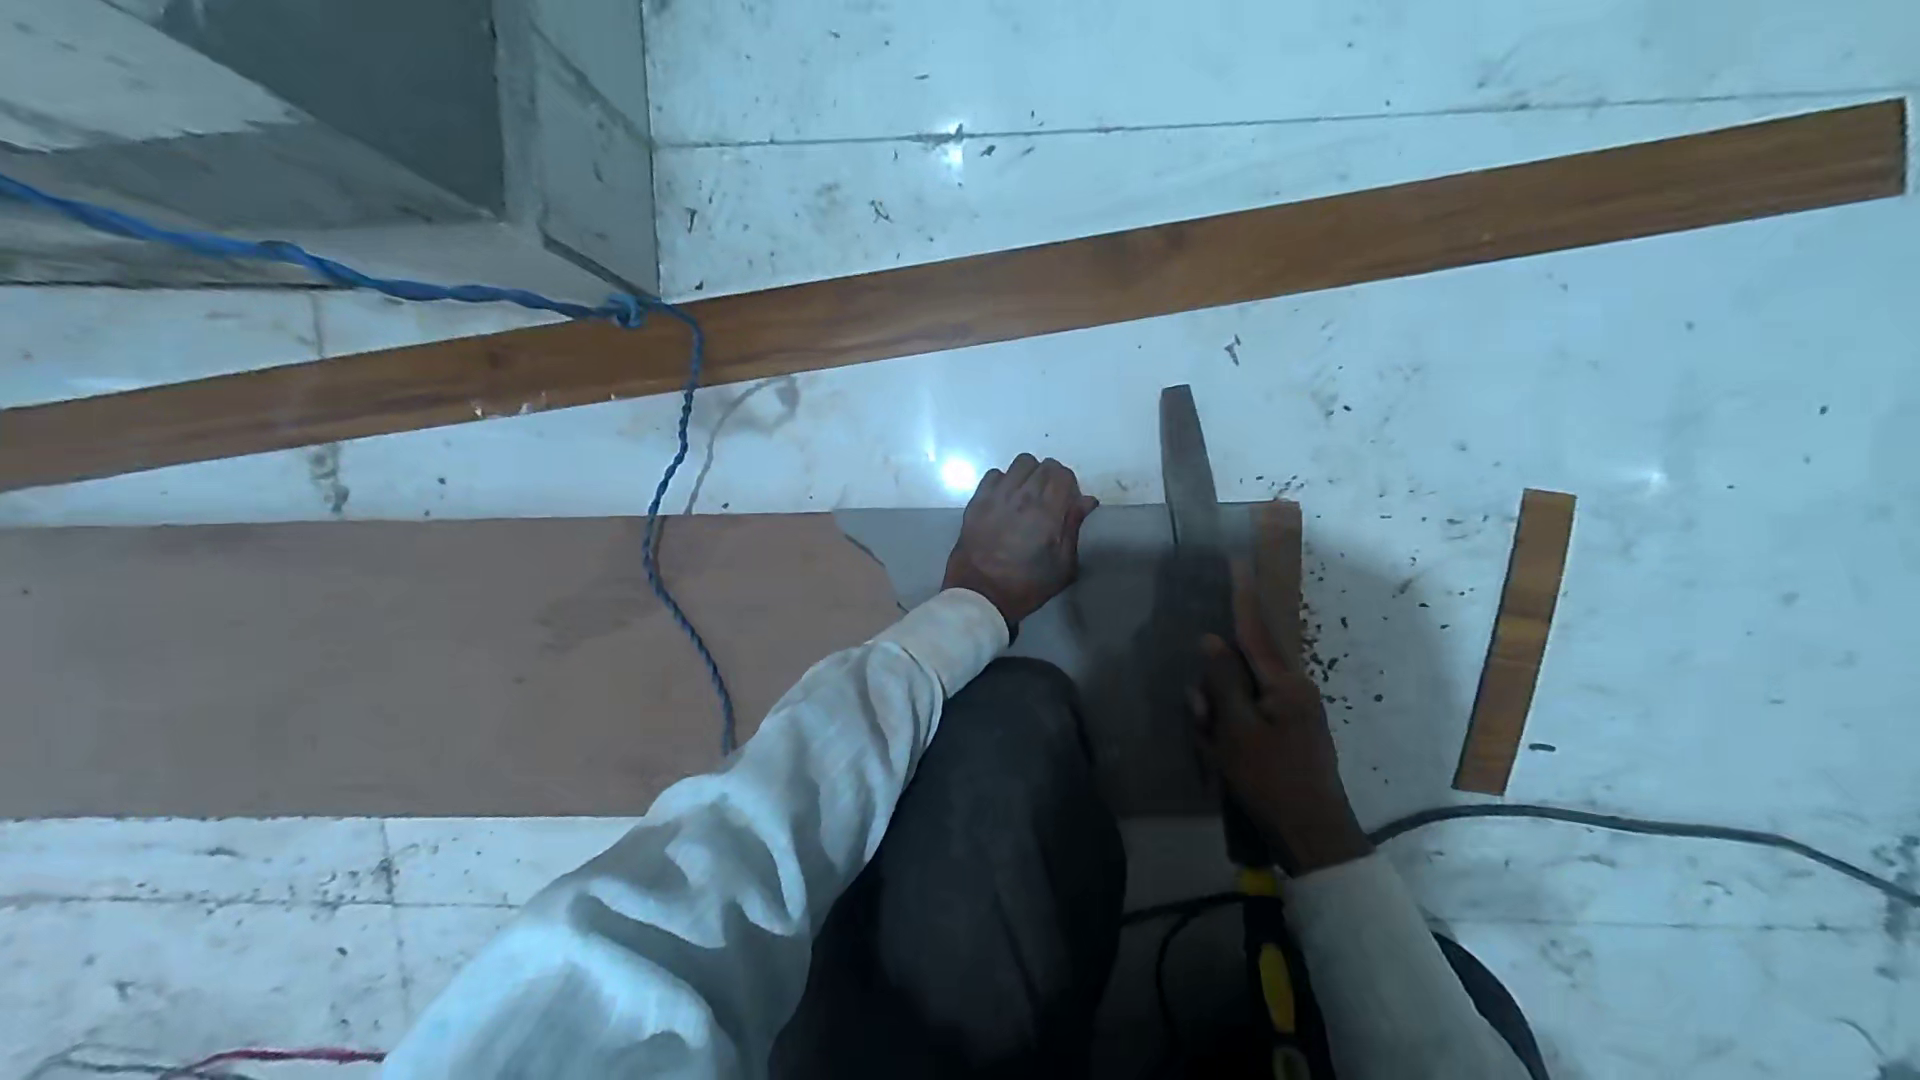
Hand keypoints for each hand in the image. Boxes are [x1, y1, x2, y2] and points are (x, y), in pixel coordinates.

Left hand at [942, 454, 1098, 628]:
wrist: (980, 595)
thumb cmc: (1026, 586)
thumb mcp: (1063, 566)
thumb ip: (1074, 527)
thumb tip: (1086, 501)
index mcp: (1046, 512)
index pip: (1063, 475)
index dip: (1069, 487)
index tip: (1068, 504)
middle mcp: (1022, 496)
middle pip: (1044, 466)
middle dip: (1052, 479)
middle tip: (1049, 500)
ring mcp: (996, 495)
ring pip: (1020, 464)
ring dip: (1029, 475)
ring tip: (1027, 496)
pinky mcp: (977, 500)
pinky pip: (994, 474)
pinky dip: (1004, 481)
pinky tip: (1005, 499)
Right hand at [1188, 565, 1371, 873]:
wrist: (1312, 834)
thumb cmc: (1271, 779)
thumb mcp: (1236, 730)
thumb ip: (1223, 681)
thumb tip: (1211, 639)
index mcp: (1285, 684)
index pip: (1254, 629)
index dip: (1242, 595)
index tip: (1237, 560)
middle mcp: (1290, 691)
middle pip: (1238, 669)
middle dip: (1213, 692)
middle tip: (1205, 726)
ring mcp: (1288, 714)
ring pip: (1236, 697)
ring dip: (1216, 718)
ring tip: (1215, 751)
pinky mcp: (1282, 733)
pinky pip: (1243, 719)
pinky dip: (1225, 732)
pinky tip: (1221, 756)